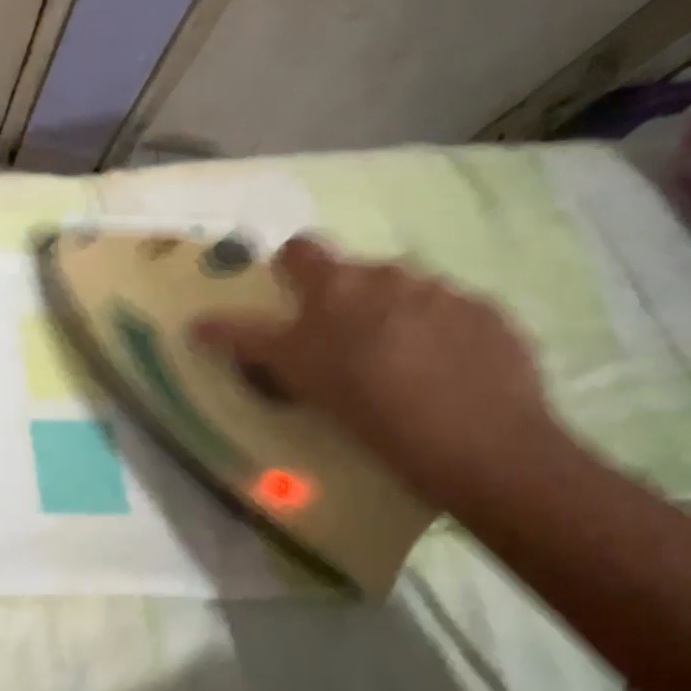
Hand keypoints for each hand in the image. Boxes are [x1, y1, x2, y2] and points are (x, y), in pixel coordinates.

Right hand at [191, 236, 567, 503]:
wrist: (478, 440)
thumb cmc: (366, 400)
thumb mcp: (292, 371)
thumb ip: (244, 340)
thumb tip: (195, 323)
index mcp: (336, 282)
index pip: (301, 250)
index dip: (290, 271)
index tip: (290, 303)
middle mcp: (392, 272)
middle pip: (357, 275)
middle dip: (348, 303)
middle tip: (342, 351)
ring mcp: (449, 292)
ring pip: (409, 294)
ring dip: (396, 319)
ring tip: (398, 370)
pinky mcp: (495, 319)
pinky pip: (456, 318)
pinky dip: (444, 338)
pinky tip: (445, 379)